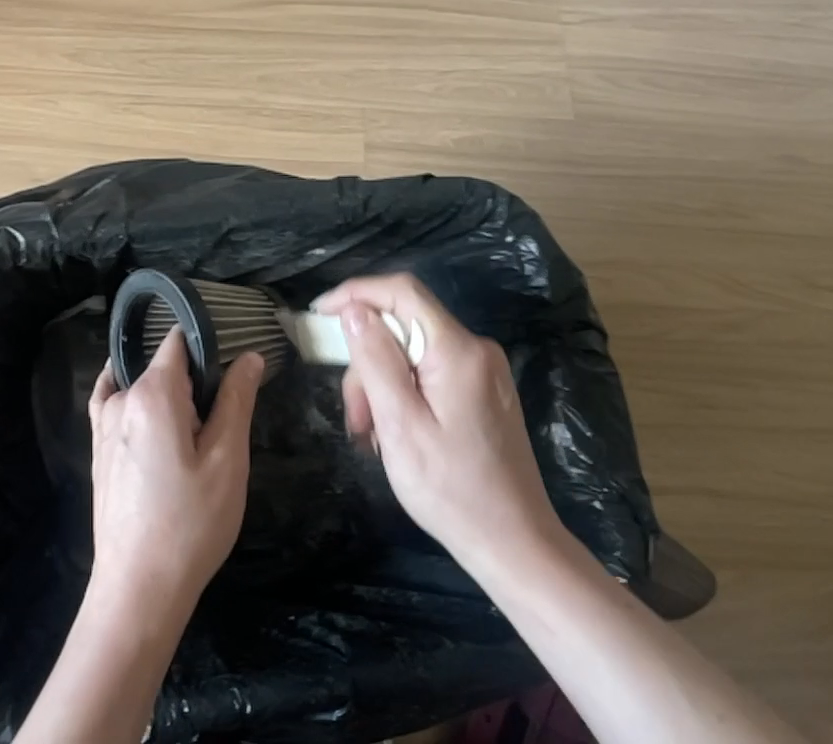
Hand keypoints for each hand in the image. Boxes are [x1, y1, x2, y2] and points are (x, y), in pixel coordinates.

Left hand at [87, 329, 263, 607]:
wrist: (138, 586)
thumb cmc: (191, 522)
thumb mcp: (227, 459)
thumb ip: (236, 400)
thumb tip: (249, 355)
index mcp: (151, 393)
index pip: (178, 341)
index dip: (208, 342)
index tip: (234, 360)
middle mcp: (119, 399)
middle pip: (160, 364)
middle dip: (193, 377)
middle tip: (225, 413)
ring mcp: (102, 426)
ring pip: (140, 387)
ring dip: (170, 396)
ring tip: (200, 432)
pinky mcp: (98, 451)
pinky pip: (119, 406)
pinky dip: (141, 404)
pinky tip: (161, 422)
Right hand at [315, 274, 559, 562]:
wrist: (513, 542)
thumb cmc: (450, 488)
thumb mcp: (401, 425)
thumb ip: (376, 361)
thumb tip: (356, 310)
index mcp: (458, 351)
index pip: (402, 291)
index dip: (356, 293)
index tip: (319, 316)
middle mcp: (476, 349)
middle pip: (404, 328)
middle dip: (367, 363)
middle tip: (355, 419)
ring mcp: (484, 371)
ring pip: (413, 354)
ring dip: (382, 386)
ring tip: (374, 439)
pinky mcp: (483, 392)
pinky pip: (430, 374)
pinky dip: (404, 395)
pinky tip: (397, 435)